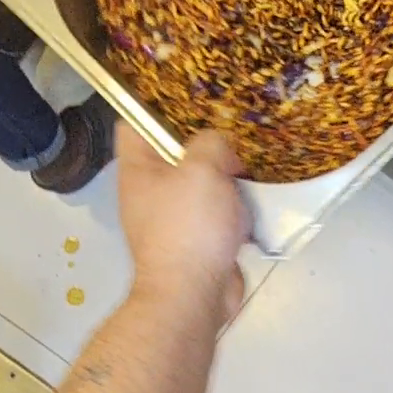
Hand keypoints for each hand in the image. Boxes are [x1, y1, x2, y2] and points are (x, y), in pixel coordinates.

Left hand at [114, 124, 250, 323]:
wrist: (195, 295)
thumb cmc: (189, 227)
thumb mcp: (202, 169)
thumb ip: (212, 144)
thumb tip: (224, 153)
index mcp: (139, 170)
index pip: (134, 123)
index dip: (157, 106)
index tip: (192, 97)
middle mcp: (151, 193)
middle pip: (175, 154)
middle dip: (207, 143)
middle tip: (236, 130)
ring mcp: (175, 220)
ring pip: (203, 186)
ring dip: (228, 178)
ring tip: (255, 163)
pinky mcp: (199, 243)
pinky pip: (220, 216)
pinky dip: (238, 210)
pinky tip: (259, 202)